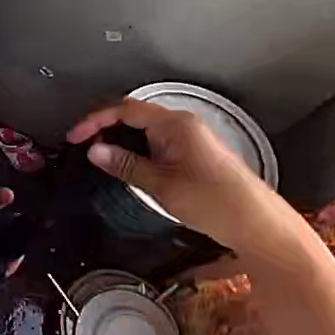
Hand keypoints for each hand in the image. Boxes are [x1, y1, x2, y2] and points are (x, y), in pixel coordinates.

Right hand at [66, 99, 302, 254]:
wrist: (257, 224)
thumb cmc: (216, 203)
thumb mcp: (160, 185)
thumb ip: (124, 164)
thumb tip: (95, 151)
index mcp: (175, 125)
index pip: (124, 109)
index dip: (95, 120)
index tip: (77, 135)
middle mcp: (184, 125)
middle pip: (135, 115)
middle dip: (106, 127)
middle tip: (85, 145)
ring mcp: (192, 138)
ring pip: (146, 129)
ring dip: (122, 139)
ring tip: (104, 158)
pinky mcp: (196, 152)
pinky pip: (159, 141)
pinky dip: (138, 149)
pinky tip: (130, 166)